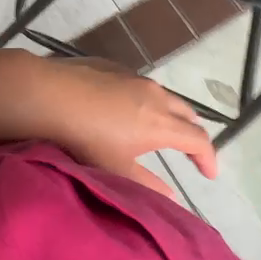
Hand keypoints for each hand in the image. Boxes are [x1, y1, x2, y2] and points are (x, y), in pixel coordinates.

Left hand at [34, 57, 217, 198]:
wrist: (51, 93)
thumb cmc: (86, 136)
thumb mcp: (117, 168)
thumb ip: (147, 183)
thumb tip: (172, 195)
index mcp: (161, 123)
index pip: (199, 139)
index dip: (209, 158)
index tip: (209, 173)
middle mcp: (154, 95)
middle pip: (186, 112)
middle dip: (192, 131)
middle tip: (189, 150)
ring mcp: (133, 75)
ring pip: (164, 94)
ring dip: (170, 112)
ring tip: (162, 127)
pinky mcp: (113, 64)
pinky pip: (140, 82)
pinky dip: (146, 97)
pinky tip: (129, 105)